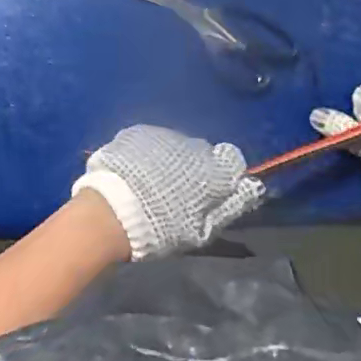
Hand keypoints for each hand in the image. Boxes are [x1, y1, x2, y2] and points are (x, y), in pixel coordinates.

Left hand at [72, 126, 264, 260]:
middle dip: (192, 167)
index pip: (231, 160)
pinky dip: (145, 152)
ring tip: (150, 181)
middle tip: (175, 190)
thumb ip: (227, 206)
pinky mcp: (134, 132)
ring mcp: (160, 135)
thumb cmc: (161, 227)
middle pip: (199, 151)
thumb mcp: (202, 228)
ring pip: (172, 145)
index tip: (209, 189)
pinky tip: (133, 170)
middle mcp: (190, 145)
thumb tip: (248, 189)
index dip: (221, 175)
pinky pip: (148, 141)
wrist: (112, 210)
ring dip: (168, 158)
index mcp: (213, 169)